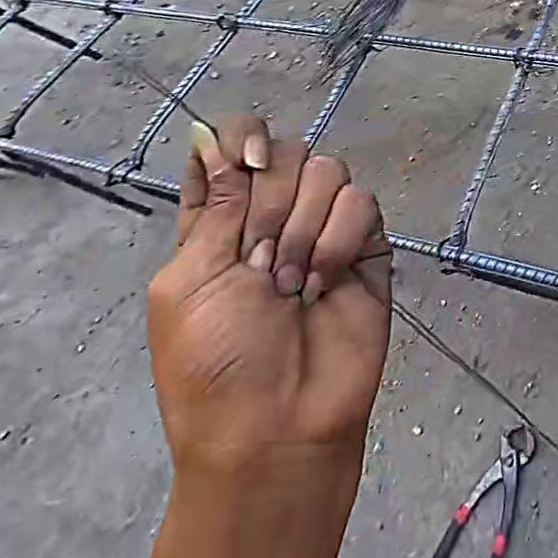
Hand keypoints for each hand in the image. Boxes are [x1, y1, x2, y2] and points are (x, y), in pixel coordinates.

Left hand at [144, 116, 390, 557]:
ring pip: (328, 170)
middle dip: (270, 201)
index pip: (235, 142)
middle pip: (285, 150)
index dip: (242, 139)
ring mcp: (324, 227)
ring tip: (290, 284)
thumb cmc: (216, 362)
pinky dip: (338, 241)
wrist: (279, 426)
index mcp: (222, 218)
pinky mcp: (367, 246)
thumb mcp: (190, 280)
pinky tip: (323, 284)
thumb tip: (204, 131)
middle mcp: (275, 212)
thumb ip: (215, 204)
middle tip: (258, 260)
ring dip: (302, 227)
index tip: (244, 165)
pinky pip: (362, 204)